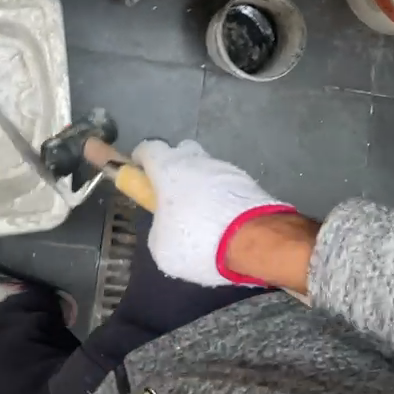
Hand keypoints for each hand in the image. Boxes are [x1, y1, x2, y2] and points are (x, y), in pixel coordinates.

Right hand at [131, 139, 296, 286]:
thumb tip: (168, 224)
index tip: (139, 173)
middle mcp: (197, 161)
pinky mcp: (248, 182)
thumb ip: (159, 226)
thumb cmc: (197, 240)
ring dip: (201, 187)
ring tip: (204, 220)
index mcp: (169, 169)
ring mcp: (225, 169)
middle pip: (182, 152)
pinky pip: (226, 186)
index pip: (149, 148)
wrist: (254, 240)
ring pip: (207, 170)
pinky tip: (224, 223)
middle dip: (175, 168)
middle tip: (173, 197)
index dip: (142, 159)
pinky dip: (222, 199)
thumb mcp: (161, 246)